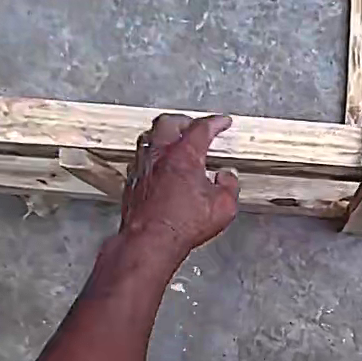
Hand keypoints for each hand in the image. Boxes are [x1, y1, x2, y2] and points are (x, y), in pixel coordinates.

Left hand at [120, 114, 239, 264]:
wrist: (151, 239)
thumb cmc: (184, 224)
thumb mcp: (224, 206)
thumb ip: (229, 186)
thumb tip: (227, 176)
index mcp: (184, 155)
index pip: (201, 129)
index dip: (215, 122)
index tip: (223, 121)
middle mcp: (160, 154)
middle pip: (169, 123)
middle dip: (185, 121)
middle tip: (195, 126)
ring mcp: (142, 166)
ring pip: (149, 136)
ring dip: (164, 133)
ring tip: (174, 139)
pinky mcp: (132, 180)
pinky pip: (140, 156)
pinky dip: (152, 153)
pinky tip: (158, 162)